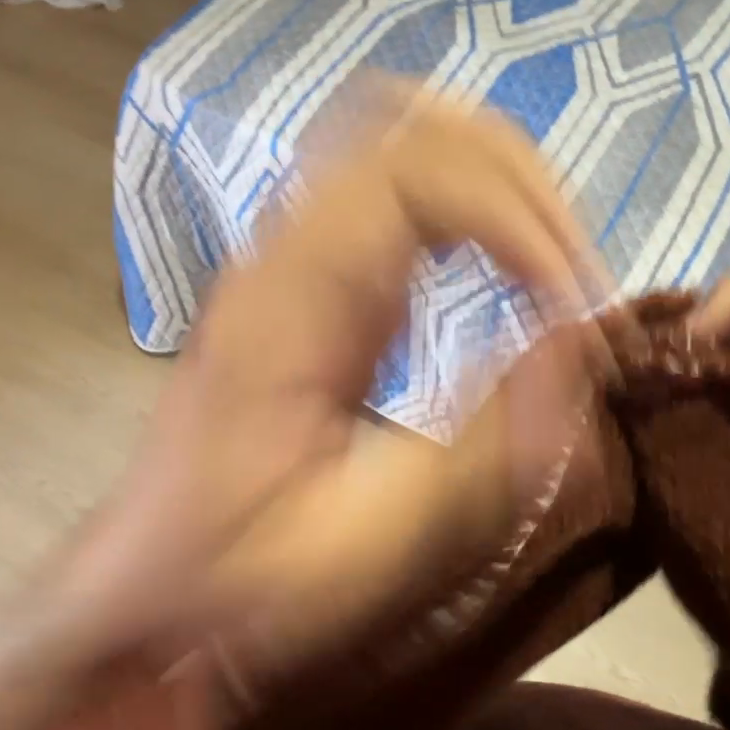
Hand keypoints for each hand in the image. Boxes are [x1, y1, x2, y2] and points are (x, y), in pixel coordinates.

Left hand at [52, 84, 607, 703]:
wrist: (150, 607)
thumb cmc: (252, 587)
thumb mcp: (383, 542)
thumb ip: (489, 444)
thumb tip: (579, 342)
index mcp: (290, 298)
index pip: (418, 171)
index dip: (520, 219)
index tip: (575, 308)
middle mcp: (284, 251)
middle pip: (409, 122)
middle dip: (519, 179)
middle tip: (575, 274)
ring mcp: (291, 259)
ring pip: (402, 142)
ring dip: (497, 184)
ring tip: (553, 268)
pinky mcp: (307, 286)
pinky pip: (394, 196)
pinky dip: (469, 211)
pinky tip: (503, 274)